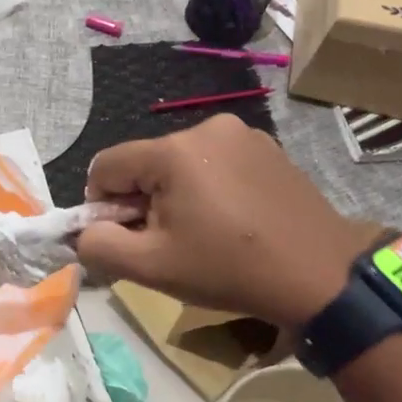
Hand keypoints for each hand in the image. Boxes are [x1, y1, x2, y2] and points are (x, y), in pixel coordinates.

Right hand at [75, 114, 374, 327]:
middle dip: (141, 203)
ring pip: (179, 165)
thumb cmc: (226, 270)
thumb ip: (98, 246)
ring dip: (174, 198)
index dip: (101, 207)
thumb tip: (83, 233)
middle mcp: (206, 128)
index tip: (127, 240)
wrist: (317, 273)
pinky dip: (207, 192)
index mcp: (173, 151)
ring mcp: (243, 134)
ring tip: (202, 236)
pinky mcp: (268, 149)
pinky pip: (214, 165)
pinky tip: (229, 224)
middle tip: (167, 245)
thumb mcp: (149, 267)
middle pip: (144, 164)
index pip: (105, 167)